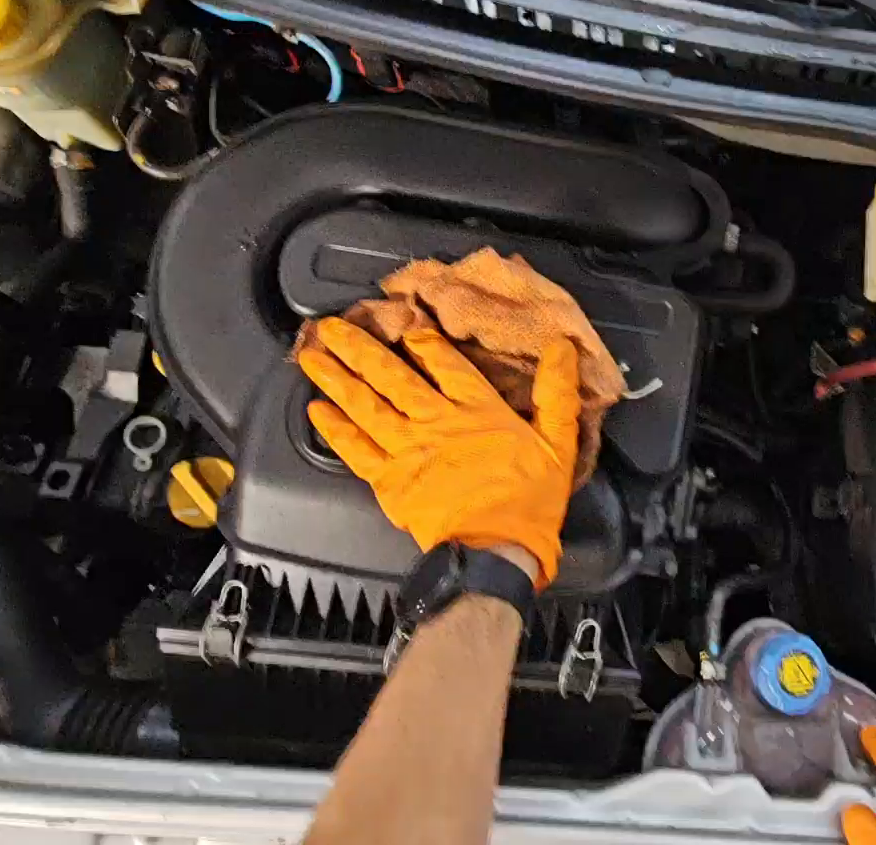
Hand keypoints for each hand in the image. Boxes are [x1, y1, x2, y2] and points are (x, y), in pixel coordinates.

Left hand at [298, 317, 579, 587]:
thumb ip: (558, 392)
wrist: (495, 552)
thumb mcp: (559, 441)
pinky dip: (334, 429)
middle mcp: (436, 421)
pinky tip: (317, 411)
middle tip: (331, 327)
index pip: (445, 362)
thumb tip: (562, 347)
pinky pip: (354, 449)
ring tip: (312, 356)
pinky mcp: (388, 480)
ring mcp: (407, 450)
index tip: (406, 322)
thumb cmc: (530, 498)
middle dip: (361, 348)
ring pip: (365, 405)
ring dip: (336, 378)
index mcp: (477, 408)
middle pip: (392, 376)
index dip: (423, 339)